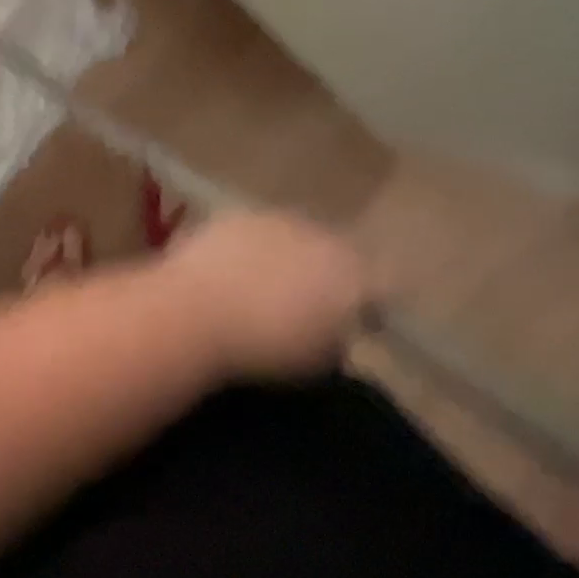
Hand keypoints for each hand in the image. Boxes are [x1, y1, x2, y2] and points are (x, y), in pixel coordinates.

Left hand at [159, 212, 371, 378]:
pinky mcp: (234, 215)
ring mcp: (275, 220)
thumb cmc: (262, 350)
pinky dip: (250, 249)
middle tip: (308, 303)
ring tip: (265, 286)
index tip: (364, 322)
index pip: (385, 281)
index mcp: (354, 274)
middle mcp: (321, 236)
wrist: (193, 313)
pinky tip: (231, 271)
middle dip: (328, 274)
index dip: (373, 302)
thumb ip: (335, 340)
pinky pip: (254, 232)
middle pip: (337, 252)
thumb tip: (332, 331)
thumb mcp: (315, 363)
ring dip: (288, 256)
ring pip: (295, 236)